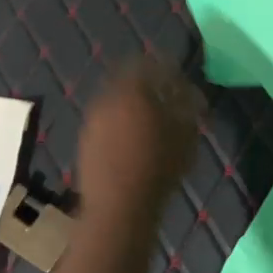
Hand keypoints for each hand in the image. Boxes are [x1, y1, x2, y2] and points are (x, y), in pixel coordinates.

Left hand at [76, 57, 204, 223]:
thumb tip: (188, 93)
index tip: (181, 80)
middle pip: (128, 80)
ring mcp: (92, 120)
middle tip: (166, 98)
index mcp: (133, 90)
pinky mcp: (85, 141)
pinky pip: (106, 121)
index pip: (151, 64)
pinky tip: (133, 140)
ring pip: (115, 101)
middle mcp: (107, 98)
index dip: (169, 69)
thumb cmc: (159, 167)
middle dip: (148, 85)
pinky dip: (120, 122)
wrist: (119, 207)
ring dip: (133, 105)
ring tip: (151, 121)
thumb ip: (187, 106)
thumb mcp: (186, 134)